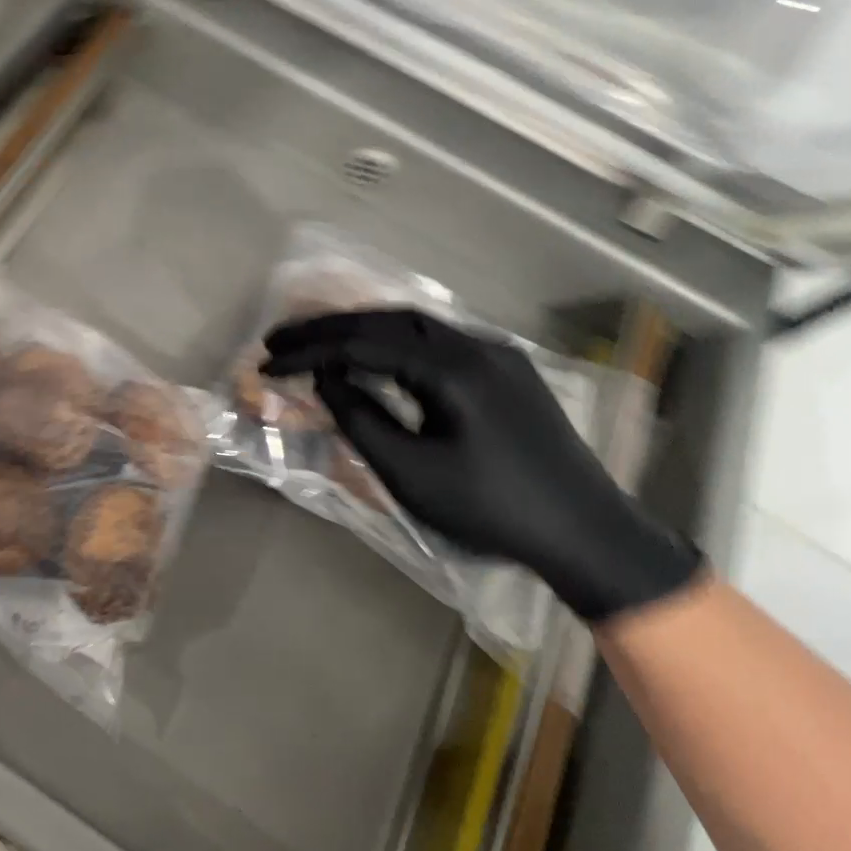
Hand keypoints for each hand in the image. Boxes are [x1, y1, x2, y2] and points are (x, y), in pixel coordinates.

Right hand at [263, 309, 701, 621]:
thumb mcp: (409, 472)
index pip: (362, 345)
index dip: (308, 351)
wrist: (584, 531)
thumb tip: (326, 378)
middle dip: (327, 326)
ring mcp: (497, 356)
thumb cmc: (488, 507)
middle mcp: (477, 347)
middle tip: (277, 337)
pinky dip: (392, 341)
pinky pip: (438, 341)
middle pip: (387, 320)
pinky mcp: (507, 373)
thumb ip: (360, 418)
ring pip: (415, 325)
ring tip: (314, 340)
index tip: (265, 363)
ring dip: (360, 329)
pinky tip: (372, 357)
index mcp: (453, 369)